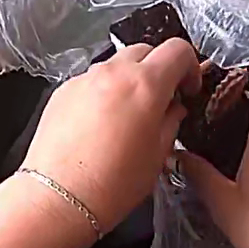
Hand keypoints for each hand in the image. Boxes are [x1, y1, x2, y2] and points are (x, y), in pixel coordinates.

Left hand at [22, 39, 199, 228]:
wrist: (58, 198)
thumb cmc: (113, 183)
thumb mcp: (158, 154)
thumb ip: (171, 120)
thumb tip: (173, 107)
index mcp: (145, 84)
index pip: (178, 50)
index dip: (190, 67)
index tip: (188, 89)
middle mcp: (113, 73)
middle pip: (146, 50)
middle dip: (159, 69)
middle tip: (161, 99)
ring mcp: (84, 79)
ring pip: (117, 64)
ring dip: (130, 79)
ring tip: (129, 114)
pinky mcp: (63, 91)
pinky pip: (92, 80)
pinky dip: (104, 91)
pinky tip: (101, 123)